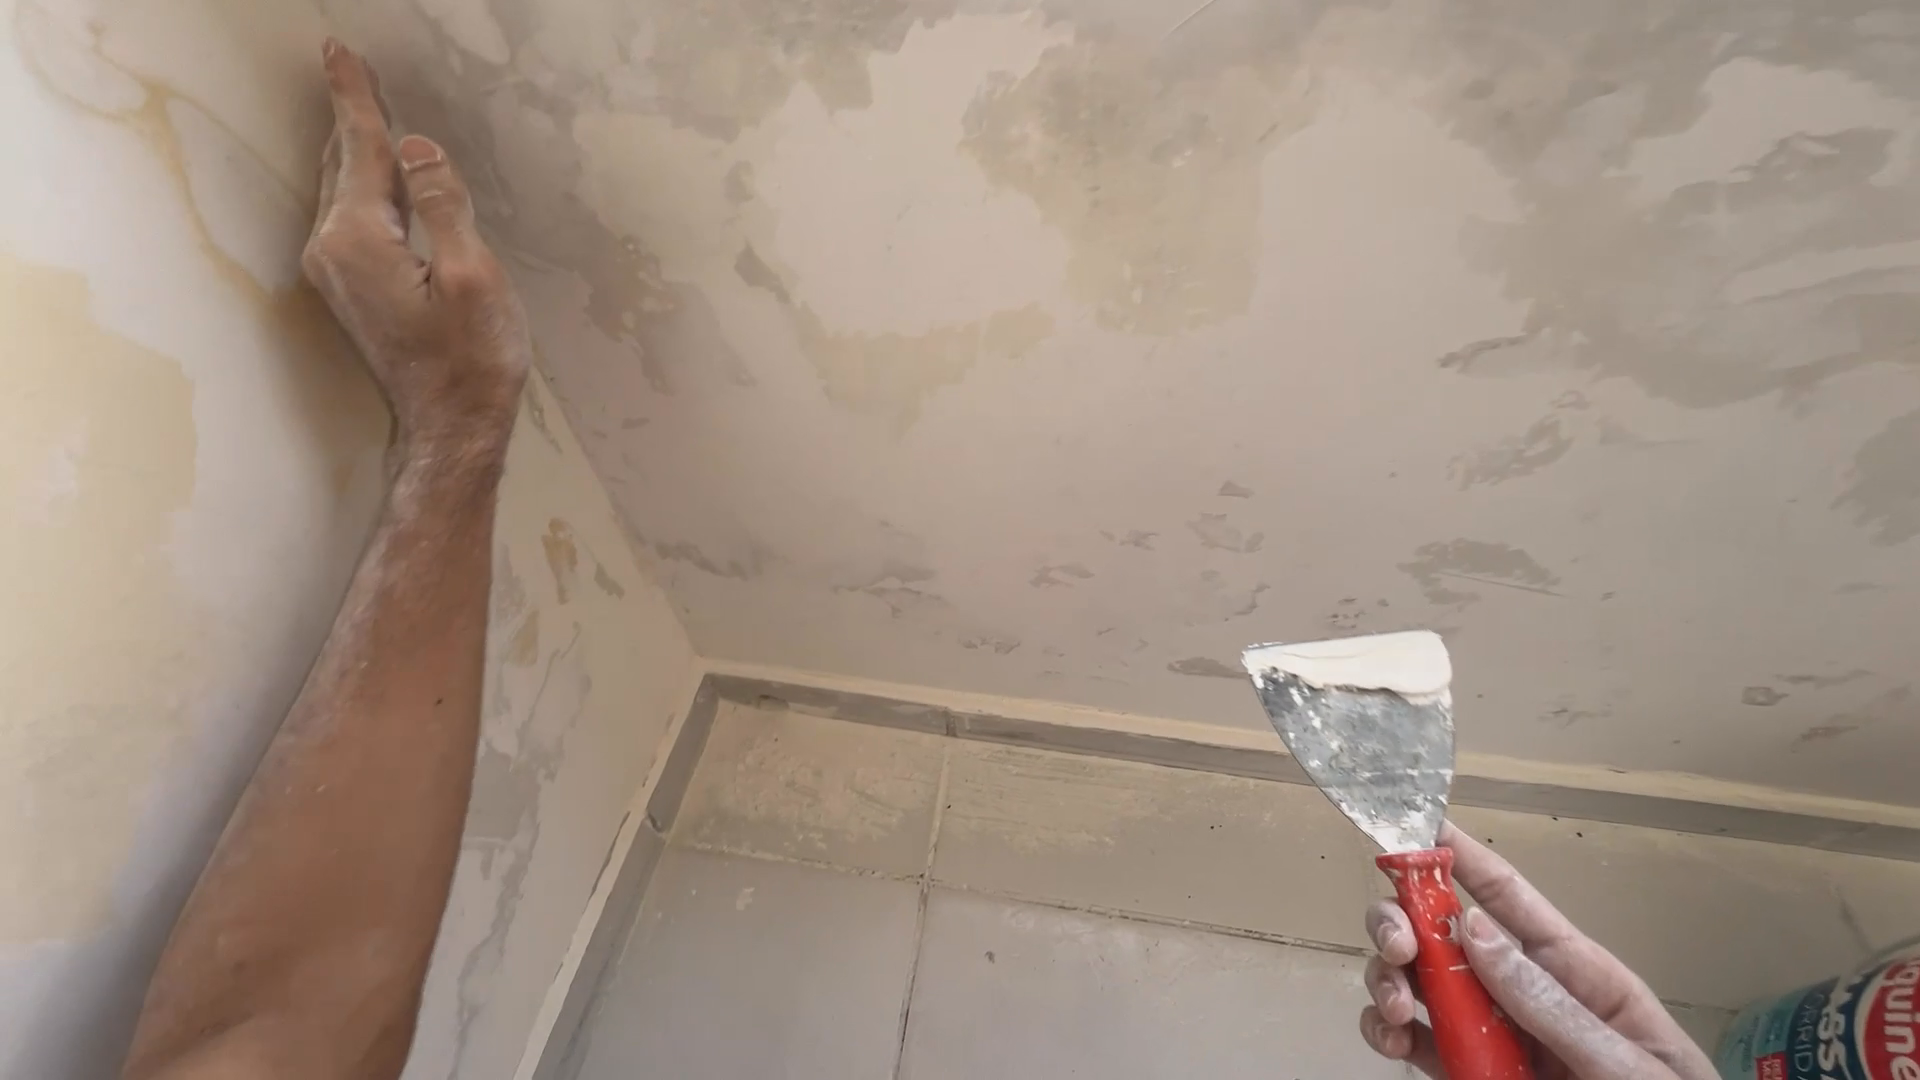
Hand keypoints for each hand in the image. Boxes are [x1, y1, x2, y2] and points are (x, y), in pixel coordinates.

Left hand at [304, 39, 528, 465]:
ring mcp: (337, 275)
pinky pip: (352, 223)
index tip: (340, 54)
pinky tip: (378, 188)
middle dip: (351, 121)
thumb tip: (419, 148)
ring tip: (367, 123)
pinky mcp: (353, 295)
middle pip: (343, 168)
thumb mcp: (473, 277)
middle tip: (351, 75)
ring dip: (356, 157)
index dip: (358, 102)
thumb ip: (443, 208)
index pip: (362, 152)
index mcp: (359, 238)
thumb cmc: (473, 358)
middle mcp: (331, 249)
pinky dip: (364, 193)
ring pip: (343, 195)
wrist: (453, 424)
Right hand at [1361, 822, 1717, 1079]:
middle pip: (1437, 927)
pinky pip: (1408, 1035)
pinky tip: (1389, 1038)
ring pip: (1411, 975)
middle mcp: (1516, 987)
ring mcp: (1488, 1031)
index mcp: (1571, 971)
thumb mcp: (1633, 1070)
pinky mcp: (1465, 1070)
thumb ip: (1553, 1005)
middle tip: (1398, 948)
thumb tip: (1470, 924)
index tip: (1408, 821)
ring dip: (1386, 978)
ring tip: (1394, 1012)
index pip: (1505, 894)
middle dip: (1399, 922)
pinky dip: (1382, 1028)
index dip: (1456, 851)